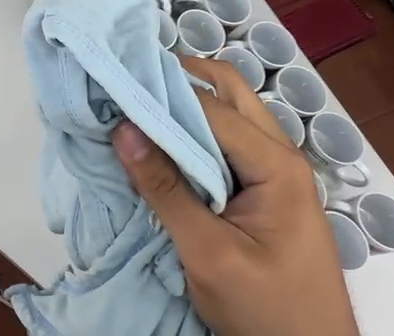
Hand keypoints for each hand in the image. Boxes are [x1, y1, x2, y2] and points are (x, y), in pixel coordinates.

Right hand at [113, 57, 356, 335]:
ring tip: (137, 112)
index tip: (113, 90)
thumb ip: (165, 190)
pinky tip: (160, 143)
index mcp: (277, 165)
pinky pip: (226, 139)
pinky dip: (192, 131)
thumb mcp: (209, 255)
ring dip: (184, 105)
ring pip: (227, 110)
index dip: (160, 94)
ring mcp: (275, 170)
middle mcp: (280, 154)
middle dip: (177, 81)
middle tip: (128, 89)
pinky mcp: (264, 187)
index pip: (209, 106)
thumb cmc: (267, 312)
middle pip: (227, 89)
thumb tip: (122, 129)